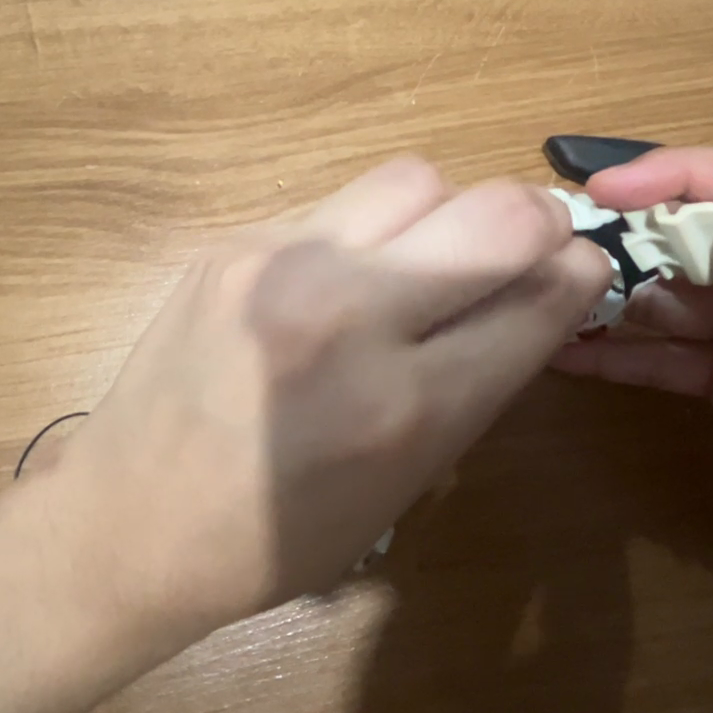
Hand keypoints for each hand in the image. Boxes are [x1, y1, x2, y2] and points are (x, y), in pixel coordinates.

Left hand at [58, 157, 611, 630]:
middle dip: (538, 222)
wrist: (131, 520)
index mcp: (408, 407)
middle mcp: (351, 315)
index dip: (581, 277)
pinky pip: (338, 205)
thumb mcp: (406, 484)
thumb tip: (537, 297)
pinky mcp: (234, 241)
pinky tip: (340, 276)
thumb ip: (479, 382)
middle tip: (527, 245)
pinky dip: (368, 232)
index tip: (580, 273)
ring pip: (417, 177)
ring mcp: (282, 263)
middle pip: (498, 210)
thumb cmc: (281, 535)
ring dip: (446, 212)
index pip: (542, 299)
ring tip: (424, 256)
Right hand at [552, 148, 712, 627]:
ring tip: (547, 306)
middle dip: (631, 238)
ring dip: (613, 297)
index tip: (607, 189)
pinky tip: (567, 358)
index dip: (683, 177)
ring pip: (672, 295)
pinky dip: (619, 355)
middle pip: (701, 237)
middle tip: (557, 254)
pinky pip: (665, 356)